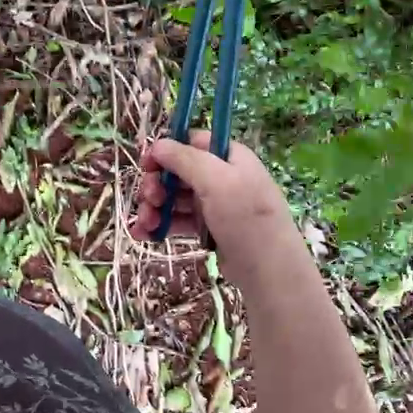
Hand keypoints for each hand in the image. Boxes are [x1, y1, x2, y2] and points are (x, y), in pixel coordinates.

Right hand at [131, 131, 298, 255]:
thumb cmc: (246, 219)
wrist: (268, 271)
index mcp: (229, 158)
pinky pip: (178, 219)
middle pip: (177, 171)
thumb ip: (185, 159)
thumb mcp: (216, 181)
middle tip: (148, 200)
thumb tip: (157, 145)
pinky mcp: (208, 227)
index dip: (166, 150)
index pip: (192, 141)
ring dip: (153, 207)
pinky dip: (160, 225)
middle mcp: (221, 176)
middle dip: (156, 185)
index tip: (146, 166)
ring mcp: (214, 203)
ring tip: (145, 224)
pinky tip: (143, 234)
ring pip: (173, 197)